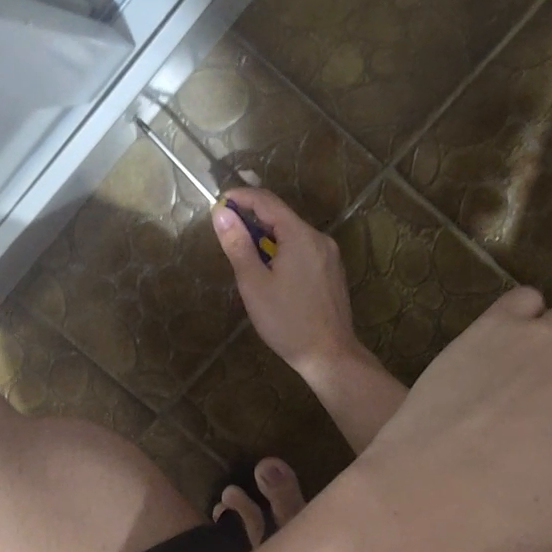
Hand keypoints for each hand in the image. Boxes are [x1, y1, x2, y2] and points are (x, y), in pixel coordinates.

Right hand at [212, 188, 371, 382]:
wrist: (330, 355)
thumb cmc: (287, 321)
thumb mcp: (254, 283)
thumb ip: (237, 244)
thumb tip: (221, 213)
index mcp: (300, 236)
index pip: (267, 201)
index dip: (241, 197)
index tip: (219, 202)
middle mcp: (319, 238)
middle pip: (282, 216)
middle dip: (253, 217)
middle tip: (227, 229)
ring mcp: (329, 255)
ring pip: (293, 233)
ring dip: (267, 235)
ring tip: (244, 252)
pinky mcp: (332, 270)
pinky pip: (303, 248)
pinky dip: (283, 248)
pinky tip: (270, 269)